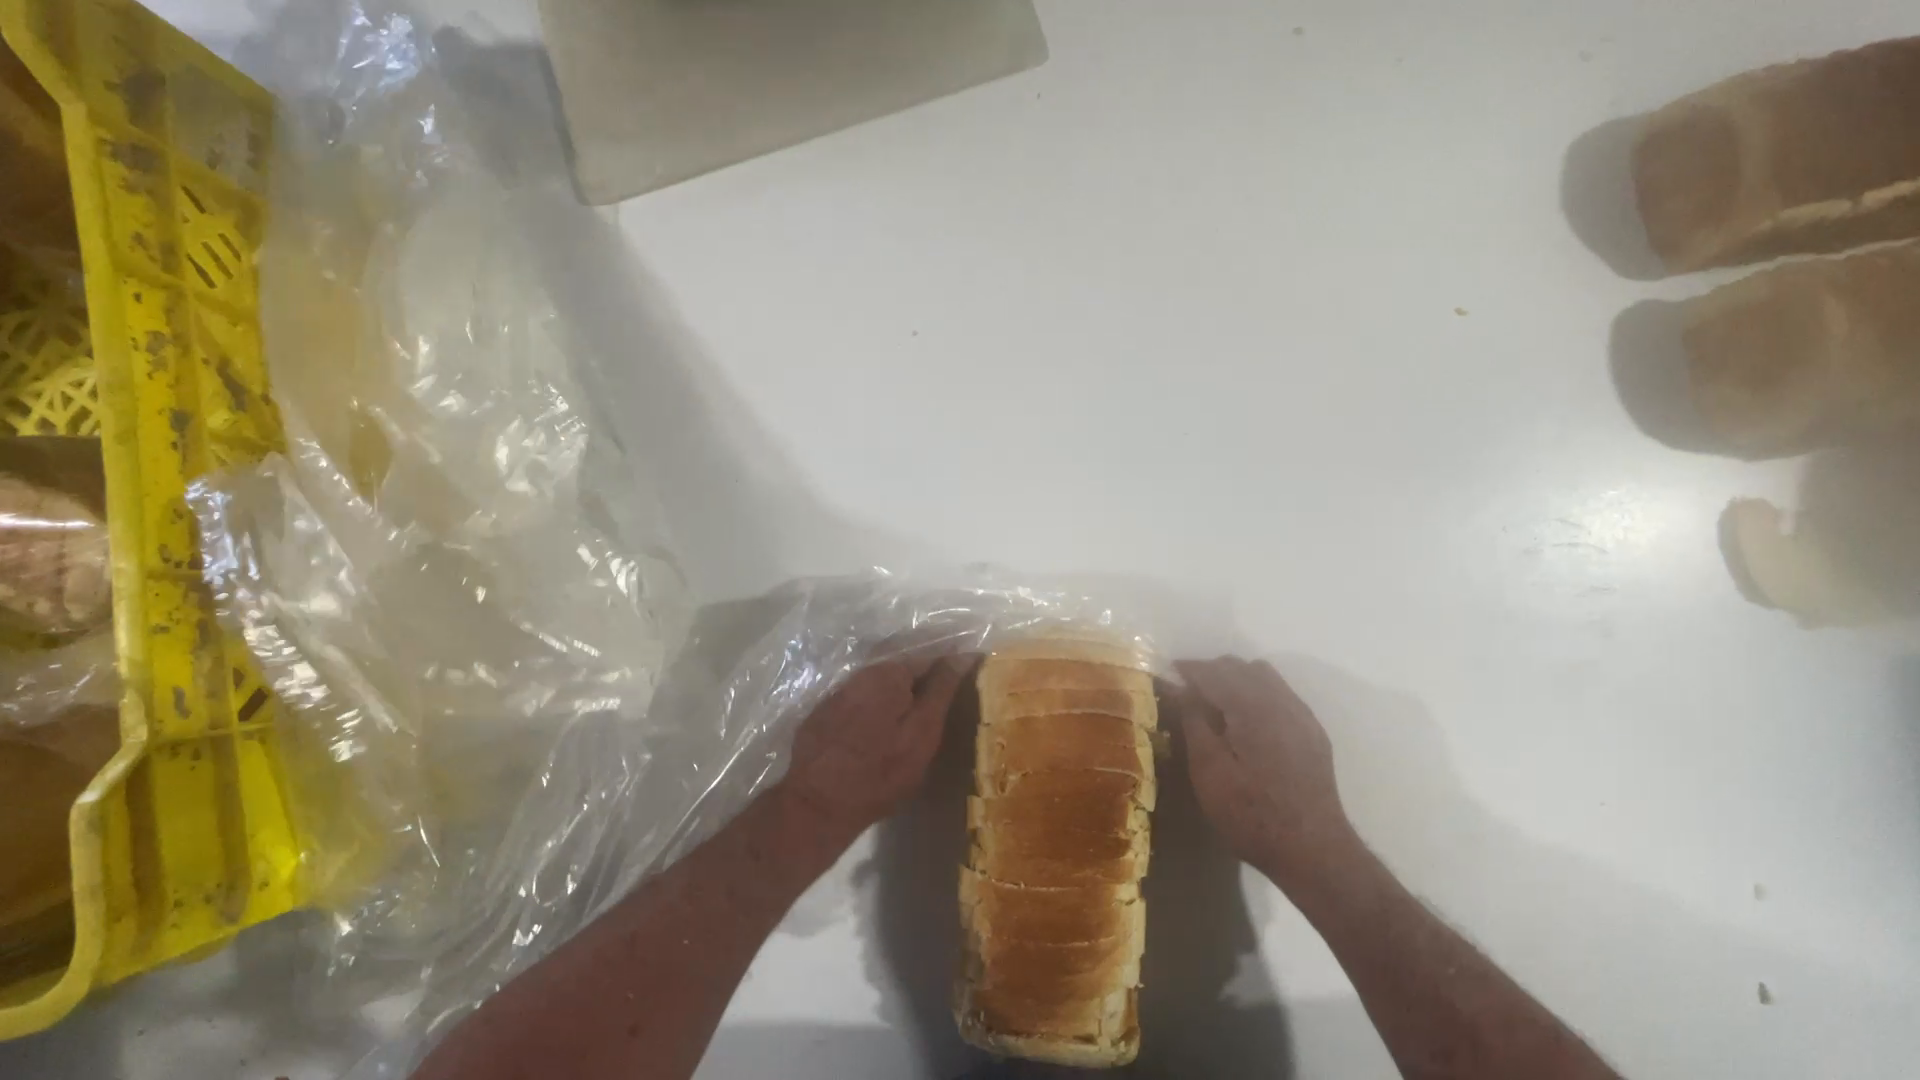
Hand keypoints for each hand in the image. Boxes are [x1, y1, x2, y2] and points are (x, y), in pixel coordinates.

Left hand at [780, 653, 973, 848]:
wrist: (817, 805)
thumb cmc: (881, 772)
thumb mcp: (923, 733)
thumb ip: (942, 690)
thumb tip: (962, 655)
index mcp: (889, 673)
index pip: (930, 659)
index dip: (951, 673)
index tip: (967, 689)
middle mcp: (860, 674)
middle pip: (902, 672)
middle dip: (923, 686)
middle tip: (942, 713)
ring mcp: (838, 695)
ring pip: (880, 689)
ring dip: (898, 701)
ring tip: (912, 726)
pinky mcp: (823, 716)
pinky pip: (860, 705)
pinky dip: (875, 714)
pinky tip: (880, 737)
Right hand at [1173, 656, 1357, 887]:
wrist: (1313, 851)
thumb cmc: (1251, 814)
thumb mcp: (1209, 771)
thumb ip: (1194, 722)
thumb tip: (1182, 688)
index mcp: (1252, 707)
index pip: (1214, 671)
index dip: (1188, 669)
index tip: (1167, 676)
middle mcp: (1281, 701)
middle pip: (1241, 667)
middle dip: (1211, 673)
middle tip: (1187, 695)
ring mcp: (1301, 716)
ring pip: (1264, 677)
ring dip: (1236, 681)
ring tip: (1215, 707)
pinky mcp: (1312, 734)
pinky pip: (1280, 695)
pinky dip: (1256, 695)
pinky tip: (1245, 724)